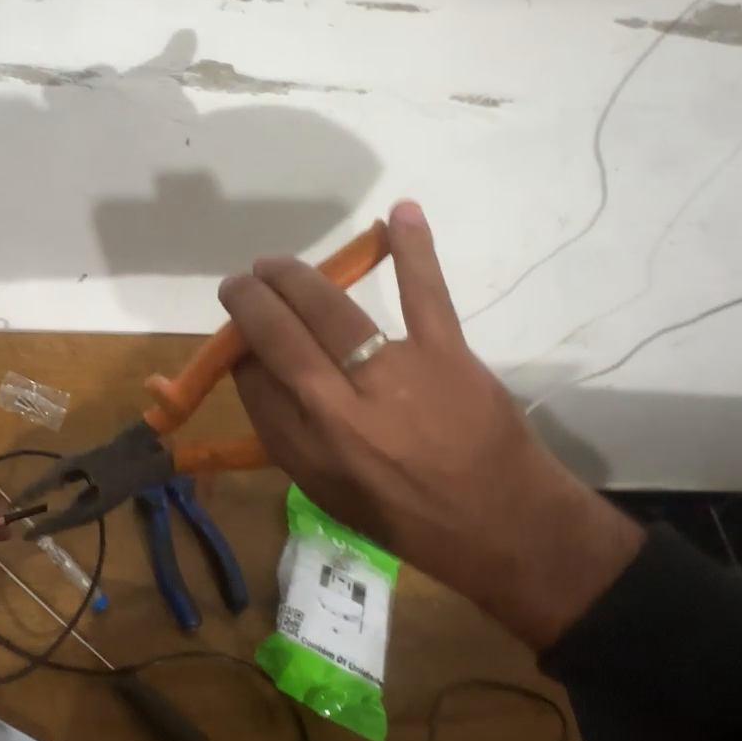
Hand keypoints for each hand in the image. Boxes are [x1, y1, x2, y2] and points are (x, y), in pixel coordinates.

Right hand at [219, 200, 643, 648]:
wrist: (505, 528)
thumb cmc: (406, 518)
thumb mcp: (327, 490)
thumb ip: (285, 431)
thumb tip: (254, 369)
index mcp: (311, 446)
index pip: (254, 377)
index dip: (239, 345)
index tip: (237, 333)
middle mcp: (342, 409)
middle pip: (281, 334)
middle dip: (252, 300)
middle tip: (242, 285)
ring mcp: (396, 375)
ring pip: (331, 308)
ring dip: (294, 278)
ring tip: (274, 266)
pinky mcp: (447, 354)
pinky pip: (424, 294)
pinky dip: (412, 249)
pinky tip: (399, 212)